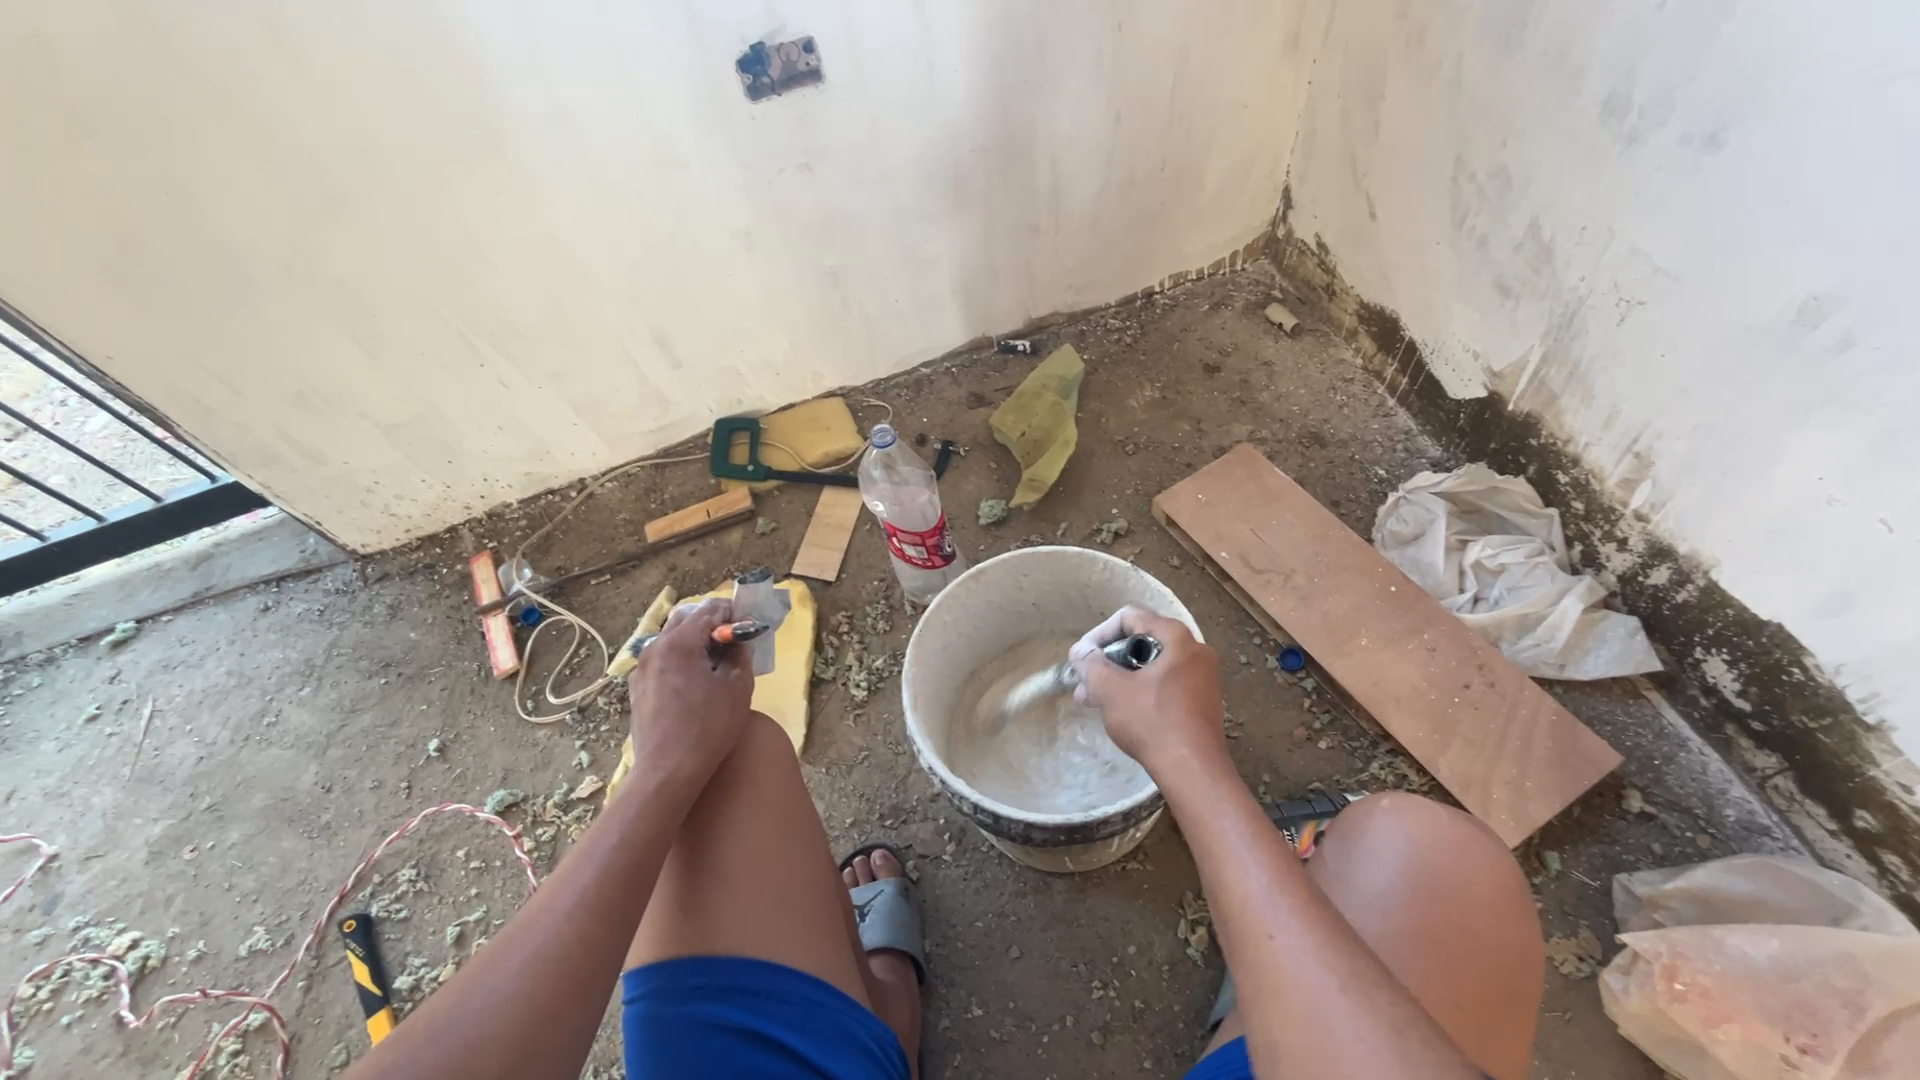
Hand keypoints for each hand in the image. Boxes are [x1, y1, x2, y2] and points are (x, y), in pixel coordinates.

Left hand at [626, 597, 755, 789]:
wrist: (667, 772)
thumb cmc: (708, 728)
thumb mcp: (738, 688)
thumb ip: (740, 655)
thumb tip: (739, 641)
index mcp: (678, 644)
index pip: (708, 610)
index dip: (732, 613)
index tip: (748, 625)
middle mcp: (654, 648)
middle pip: (685, 620)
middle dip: (711, 623)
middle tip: (733, 640)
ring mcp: (641, 668)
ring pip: (671, 639)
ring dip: (695, 641)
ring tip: (716, 662)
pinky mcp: (638, 687)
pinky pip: (662, 660)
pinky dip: (681, 658)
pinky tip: (696, 680)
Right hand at [1070, 606, 1224, 774]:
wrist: (1193, 770)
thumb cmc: (1152, 722)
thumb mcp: (1112, 691)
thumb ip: (1091, 666)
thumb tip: (1080, 654)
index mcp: (1176, 637)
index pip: (1130, 617)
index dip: (1099, 634)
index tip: (1081, 658)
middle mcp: (1194, 650)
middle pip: (1141, 641)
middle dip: (1107, 660)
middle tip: (1083, 679)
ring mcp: (1201, 676)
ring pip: (1150, 665)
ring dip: (1119, 678)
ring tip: (1091, 699)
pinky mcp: (1201, 700)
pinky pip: (1164, 683)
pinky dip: (1139, 690)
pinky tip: (1118, 710)